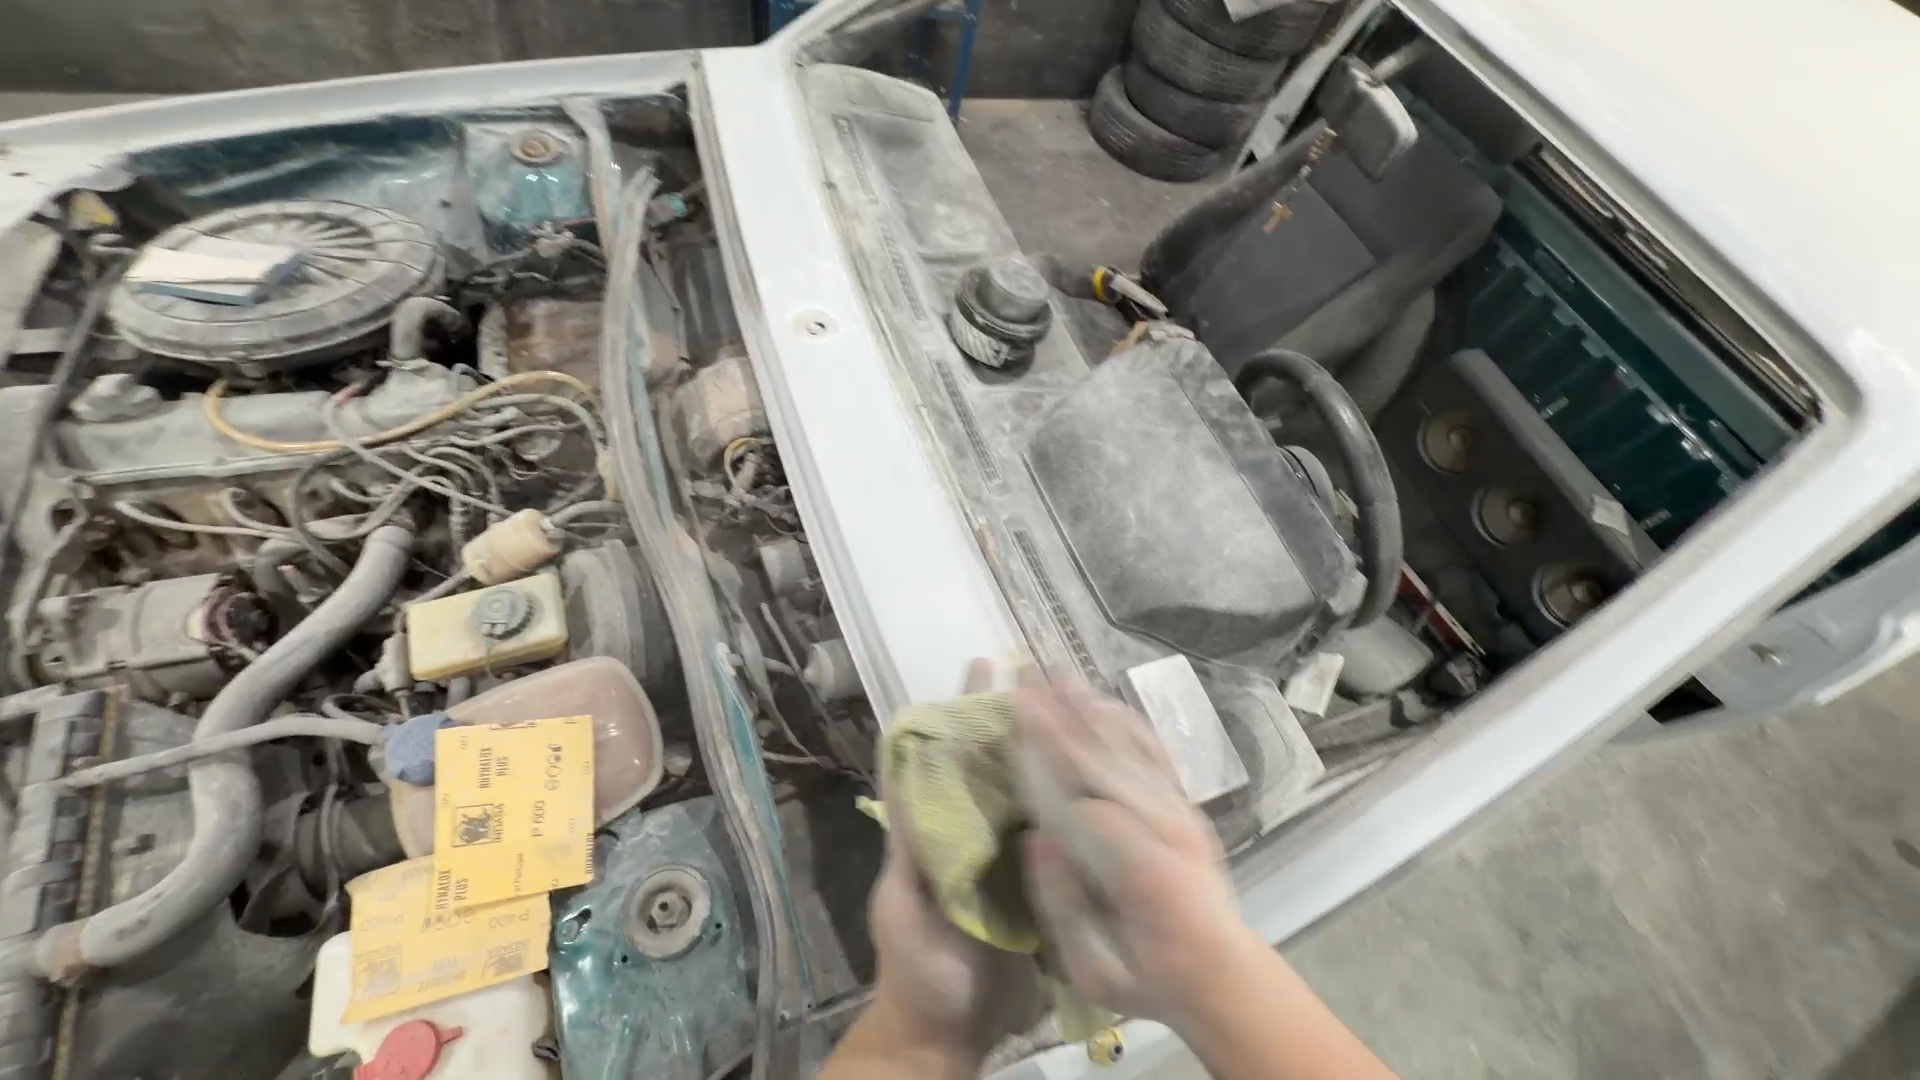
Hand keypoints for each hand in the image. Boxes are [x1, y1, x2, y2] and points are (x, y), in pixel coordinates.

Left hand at [862, 659, 1045, 1065]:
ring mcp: (1005, 852)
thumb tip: (902, 775)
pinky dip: (1068, 796)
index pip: (944, 754)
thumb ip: (906, 850)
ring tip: (1073, 704)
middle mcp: (972, 828)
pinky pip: (1051, 828)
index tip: (985, 664)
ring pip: (1024, 785)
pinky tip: (1094, 772)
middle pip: (990, 759)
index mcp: (935, 827)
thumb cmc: (919, 970)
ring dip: (1042, 745)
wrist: (951, 1031)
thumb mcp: (902, 910)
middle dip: (1011, 713)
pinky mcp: (1037, 879)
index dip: (961, 708)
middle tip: (1041, 670)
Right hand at [1017, 678, 1258, 1029]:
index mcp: (1141, 870)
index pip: (1080, 799)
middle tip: (1029, 680)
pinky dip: (1130, 725)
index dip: (1045, 757)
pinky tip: (1108, 703)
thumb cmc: (1151, 980)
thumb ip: (1064, 909)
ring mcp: (1181, 812)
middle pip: (1103, 762)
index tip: (1016, 722)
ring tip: (1063, 676)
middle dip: (1061, 719)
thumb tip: (1039, 840)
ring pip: (1129, 750)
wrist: (1224, 975)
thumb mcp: (1096, 973)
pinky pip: (1156, 756)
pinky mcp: (1187, 806)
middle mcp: (1165, 827)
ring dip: (1091, 711)